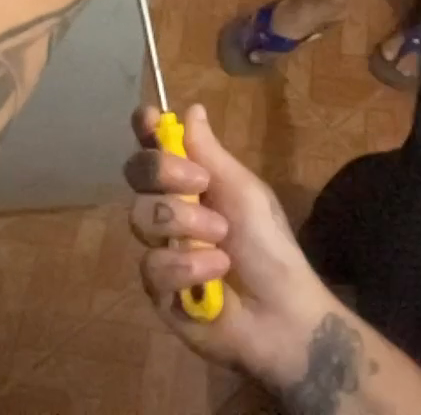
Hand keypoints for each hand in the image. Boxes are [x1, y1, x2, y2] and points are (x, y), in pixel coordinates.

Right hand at [123, 104, 336, 388]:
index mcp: (188, 182)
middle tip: (200, 182)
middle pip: (137, 173)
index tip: (151, 120)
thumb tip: (192, 108)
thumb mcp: (244, 192)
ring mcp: (158, 248)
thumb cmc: (269, 246)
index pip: (153, 146)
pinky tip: (215, 274)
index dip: (144, 129)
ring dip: (186, 224)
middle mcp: (167, 209)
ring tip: (222, 239)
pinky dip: (188, 266)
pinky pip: (153, 264)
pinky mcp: (157, 288)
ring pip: (142, 217)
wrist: (283, 313)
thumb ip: (211, 154)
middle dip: (165, 172)